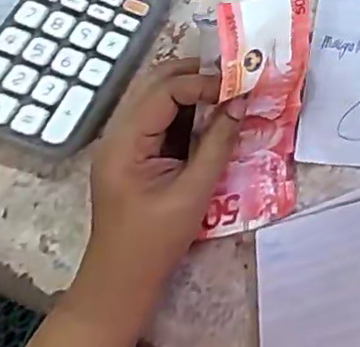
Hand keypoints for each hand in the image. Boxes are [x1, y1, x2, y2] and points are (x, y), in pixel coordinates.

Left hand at [58, 60, 242, 328]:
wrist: (119, 286)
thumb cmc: (154, 242)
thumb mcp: (193, 192)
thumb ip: (218, 142)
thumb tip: (241, 101)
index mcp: (125, 142)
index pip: (166, 90)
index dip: (204, 83)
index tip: (237, 90)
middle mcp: (119, 133)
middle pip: (158, 81)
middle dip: (198, 74)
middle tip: (234, 79)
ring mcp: (124, 140)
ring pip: (159, 92)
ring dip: (194, 87)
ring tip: (228, 92)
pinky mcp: (135, 150)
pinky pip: (162, 113)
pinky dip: (188, 106)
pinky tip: (212, 113)